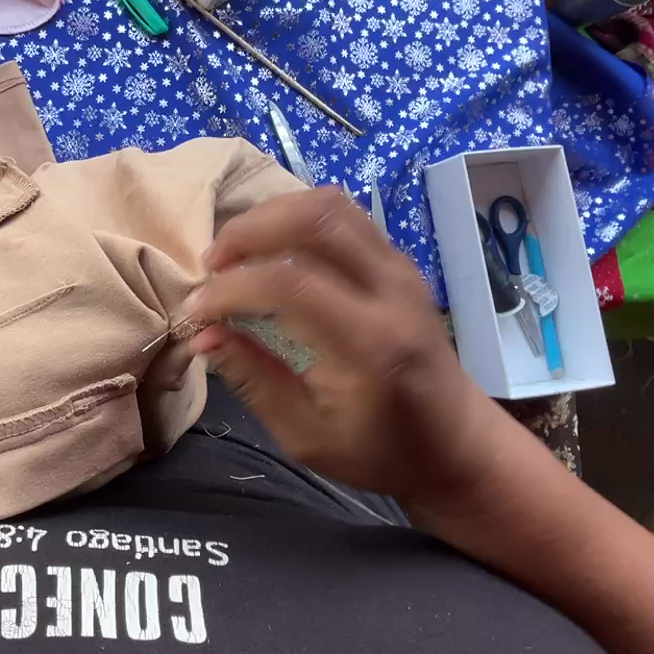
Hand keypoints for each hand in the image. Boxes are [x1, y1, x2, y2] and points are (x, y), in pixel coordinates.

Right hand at [183, 187, 508, 502]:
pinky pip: (342, 214)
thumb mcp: (304, 434)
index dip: (232, 288)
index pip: (291, 284)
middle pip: (314, 219)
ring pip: (329, 204)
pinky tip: (269, 248)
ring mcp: (400, 267)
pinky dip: (294, 218)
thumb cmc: (379, 449)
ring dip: (270, 216)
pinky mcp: (398, 259)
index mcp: (373, 344)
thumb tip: (202, 335)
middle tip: (212, 264)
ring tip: (236, 251)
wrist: (456, 443)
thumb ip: (253, 378)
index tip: (197, 310)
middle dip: (248, 231)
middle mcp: (392, 291)